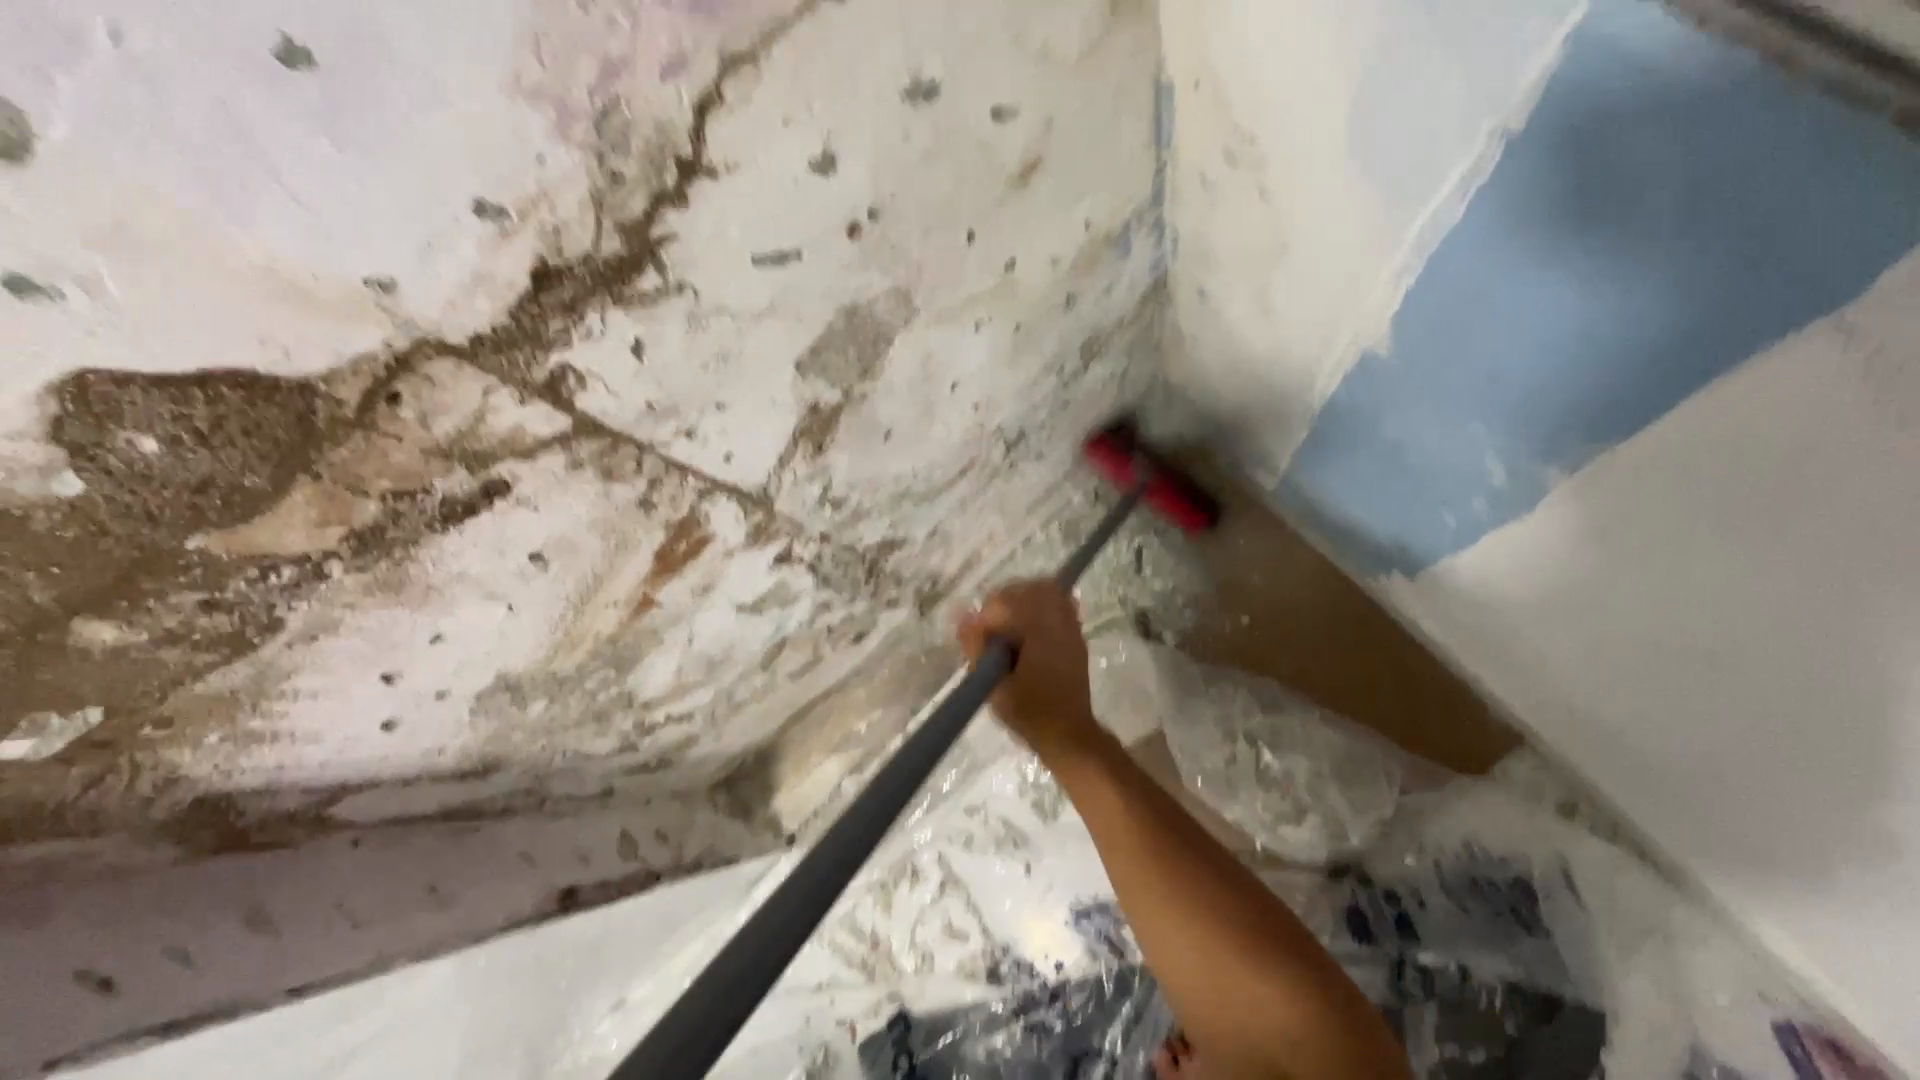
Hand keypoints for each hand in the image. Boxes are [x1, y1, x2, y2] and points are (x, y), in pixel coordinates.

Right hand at [955, 580, 1102, 756]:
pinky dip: (1040, 612)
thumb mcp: (994, 686)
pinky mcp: (1076, 637)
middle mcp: (1059, 622)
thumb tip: (963, 617)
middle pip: (1029, 588)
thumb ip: (977, 649)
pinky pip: (1060, 606)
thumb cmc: (1031, 714)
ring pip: (1046, 593)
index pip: (1008, 601)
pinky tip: (1028, 635)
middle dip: (1005, 603)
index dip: (988, 617)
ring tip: (1008, 632)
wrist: (1069, 735)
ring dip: (1023, 604)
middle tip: (992, 633)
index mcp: (1040, 631)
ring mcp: (1072, 627)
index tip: (979, 641)